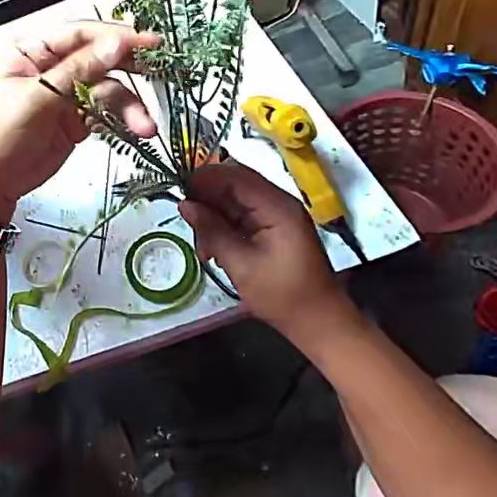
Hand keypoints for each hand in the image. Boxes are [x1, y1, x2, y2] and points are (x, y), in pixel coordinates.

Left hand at [0, 22, 160, 221]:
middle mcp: (52, 67)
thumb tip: (115, 43)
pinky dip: (124, 120)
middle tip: (161, 72)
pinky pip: (107, 113)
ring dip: (130, 106)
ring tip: (145, 126)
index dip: (116, 36)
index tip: (149, 42)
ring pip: (110, 90)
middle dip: (131, 67)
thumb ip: (78, 71)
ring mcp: (66, 95)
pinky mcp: (77, 120)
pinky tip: (137, 130)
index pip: (80, 34)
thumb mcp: (35, 99)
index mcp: (32, 52)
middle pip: (100, 58)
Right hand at [179, 161, 357, 344]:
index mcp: (277, 206)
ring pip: (236, 200)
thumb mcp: (241, 265)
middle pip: (236, 185)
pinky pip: (244, 215)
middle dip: (208, 199)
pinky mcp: (275, 227)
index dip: (205, 179)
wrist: (318, 321)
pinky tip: (214, 248)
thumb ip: (213, 231)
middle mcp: (279, 202)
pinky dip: (226, 227)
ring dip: (215, 216)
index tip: (179, 190)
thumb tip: (185, 205)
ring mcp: (278, 214)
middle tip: (188, 223)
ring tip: (203, 246)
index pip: (236, 176)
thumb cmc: (282, 295)